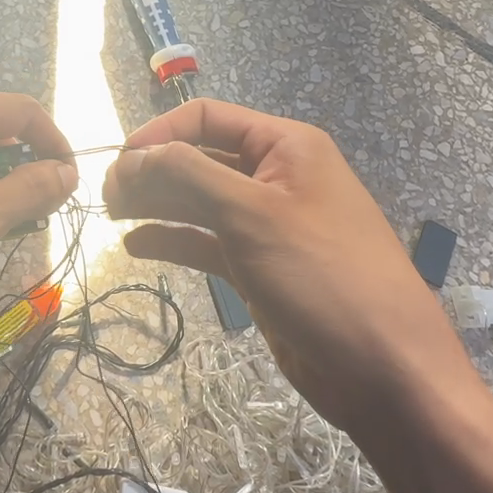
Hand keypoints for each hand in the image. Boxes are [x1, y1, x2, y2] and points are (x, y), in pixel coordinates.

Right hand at [102, 99, 472, 435]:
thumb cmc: (324, 277)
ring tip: (112, 215)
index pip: (206, 117)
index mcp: (285, 147)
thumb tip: (131, 156)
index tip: (118, 163)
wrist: (387, 375)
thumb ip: (187, 174)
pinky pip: (203, 240)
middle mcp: (273, 176)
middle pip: (196, 157)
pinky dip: (170, 237)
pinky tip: (136, 243)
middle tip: (106, 198)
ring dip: (154, 202)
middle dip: (150, 171)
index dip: (158, 134)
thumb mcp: (252, 214)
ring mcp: (264, 224)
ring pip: (195, 199)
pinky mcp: (255, 266)